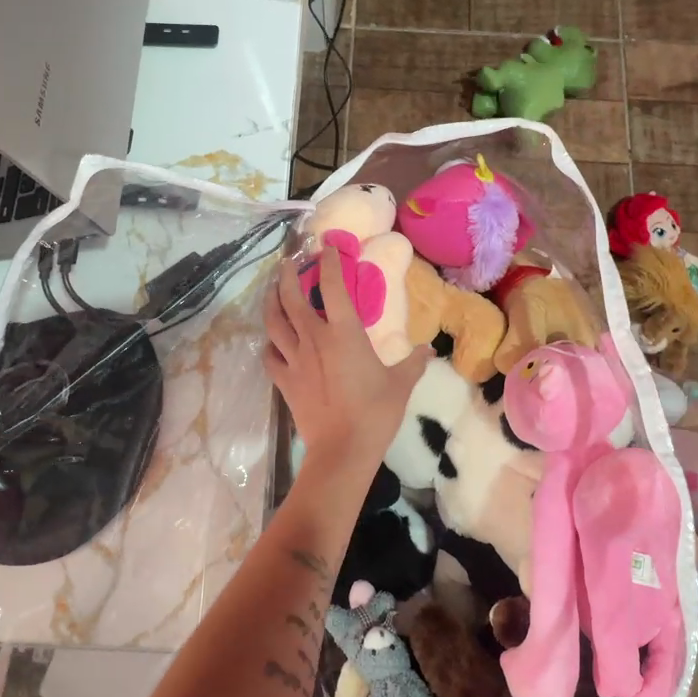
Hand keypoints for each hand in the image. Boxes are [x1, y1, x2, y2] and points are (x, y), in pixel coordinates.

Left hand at [264, 245, 430, 476]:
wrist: (342, 450)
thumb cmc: (375, 413)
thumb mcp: (401, 385)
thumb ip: (413, 363)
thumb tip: (427, 350)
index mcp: (344, 333)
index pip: (334, 286)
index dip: (330, 262)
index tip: (327, 246)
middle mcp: (314, 338)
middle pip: (292, 298)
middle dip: (288, 276)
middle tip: (288, 263)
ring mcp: (294, 359)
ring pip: (274, 322)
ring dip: (271, 302)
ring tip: (271, 291)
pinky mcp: (284, 381)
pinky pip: (270, 355)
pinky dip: (270, 344)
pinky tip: (273, 342)